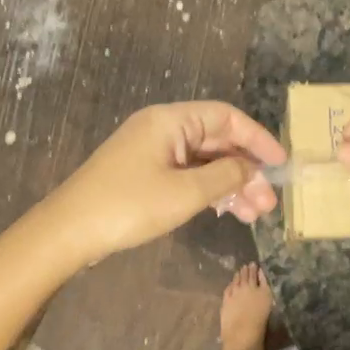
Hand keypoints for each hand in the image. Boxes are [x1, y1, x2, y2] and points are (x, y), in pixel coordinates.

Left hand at [43, 101, 284, 265]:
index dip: (258, 138)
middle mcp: (164, 130)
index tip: (281, 163)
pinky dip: (210, 192)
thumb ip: (225, 177)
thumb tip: (250, 168)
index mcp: (171, 121)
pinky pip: (189, 176)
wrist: (68, 232)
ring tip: (254, 214)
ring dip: (232, 186)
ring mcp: (154, 153)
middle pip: (217, 141)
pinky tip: (228, 212)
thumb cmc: (129, 205)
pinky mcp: (146, 176)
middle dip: (247, 170)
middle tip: (269, 202)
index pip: (227, 117)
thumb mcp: (185, 193)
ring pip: (205, 162)